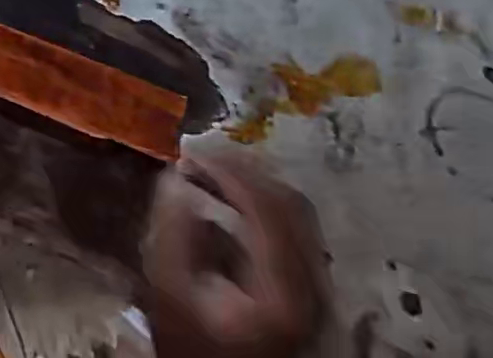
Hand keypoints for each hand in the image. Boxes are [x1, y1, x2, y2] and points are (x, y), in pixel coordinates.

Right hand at [141, 142, 326, 357]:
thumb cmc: (195, 344)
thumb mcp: (171, 293)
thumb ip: (172, 232)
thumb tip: (175, 177)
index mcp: (283, 292)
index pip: (266, 209)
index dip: (229, 172)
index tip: (191, 153)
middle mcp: (315, 287)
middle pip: (289, 203)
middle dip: (243, 169)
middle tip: (201, 154)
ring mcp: (320, 289)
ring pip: (298, 210)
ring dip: (256, 180)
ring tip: (214, 168)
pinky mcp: (314, 287)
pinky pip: (298, 225)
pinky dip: (265, 200)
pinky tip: (233, 195)